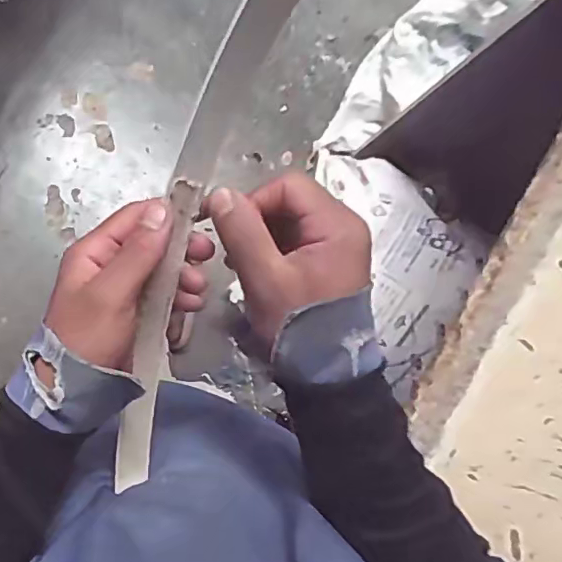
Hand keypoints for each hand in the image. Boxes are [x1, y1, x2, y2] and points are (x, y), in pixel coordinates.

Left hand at [44, 198, 215, 370]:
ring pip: (162, 270)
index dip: (167, 216)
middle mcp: (109, 264)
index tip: (201, 224)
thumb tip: (162, 210)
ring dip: (183, 277)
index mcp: (94, 252)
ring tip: (195, 293)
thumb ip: (137, 253)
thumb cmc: (86, 338)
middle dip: (180, 251)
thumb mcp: (110, 293)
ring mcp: (124, 289)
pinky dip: (178, 299)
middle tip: (204, 259)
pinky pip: (163, 296)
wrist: (77, 389)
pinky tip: (188, 309)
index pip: (134, 217)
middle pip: (153, 243)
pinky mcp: (137, 312)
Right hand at [205, 172, 371, 341]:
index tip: (223, 224)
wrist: (324, 374)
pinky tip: (252, 270)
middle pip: (287, 201)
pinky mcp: (323, 263)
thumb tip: (219, 194)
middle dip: (252, 219)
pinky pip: (290, 240)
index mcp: (337, 224)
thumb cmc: (298, 326)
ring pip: (286, 220)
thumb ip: (242, 233)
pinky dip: (266, 249)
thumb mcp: (265, 278)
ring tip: (239, 262)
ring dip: (256, 235)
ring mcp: (334, 246)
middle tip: (228, 247)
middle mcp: (342, 227)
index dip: (251, 200)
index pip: (288, 186)